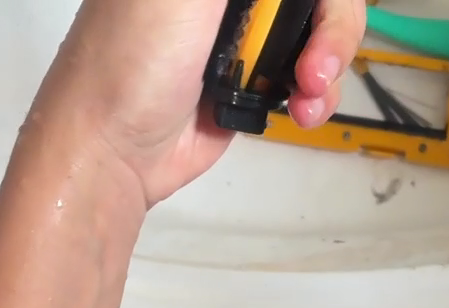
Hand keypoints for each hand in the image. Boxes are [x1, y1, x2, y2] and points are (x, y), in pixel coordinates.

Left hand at [33, 0, 366, 205]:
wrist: (115, 152)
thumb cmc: (133, 60)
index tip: (311, 11)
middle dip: (332, 24)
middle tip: (318, 64)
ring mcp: (245, 32)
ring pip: (318, 30)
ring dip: (329, 62)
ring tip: (309, 97)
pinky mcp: (251, 81)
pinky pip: (305, 76)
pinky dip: (317, 94)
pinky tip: (303, 112)